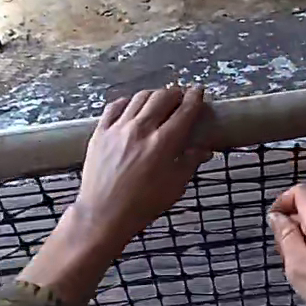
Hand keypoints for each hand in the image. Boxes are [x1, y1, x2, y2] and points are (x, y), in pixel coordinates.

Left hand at [20, 86, 210, 303]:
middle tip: (180, 97)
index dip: (194, 98)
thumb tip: (204, 150)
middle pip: (162, 97)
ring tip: (159, 100)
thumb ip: (189, 163)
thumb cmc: (142, 205)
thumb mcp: (174, 187)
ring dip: (153, 95)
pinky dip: (127, 102)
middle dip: (175, 94)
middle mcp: (141, 129)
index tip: (199, 91)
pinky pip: (115, 107)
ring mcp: (118, 128)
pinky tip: (132, 107)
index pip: (184, 111)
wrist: (103, 214)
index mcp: (163, 143)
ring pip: (139, 98)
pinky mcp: (100, 132)